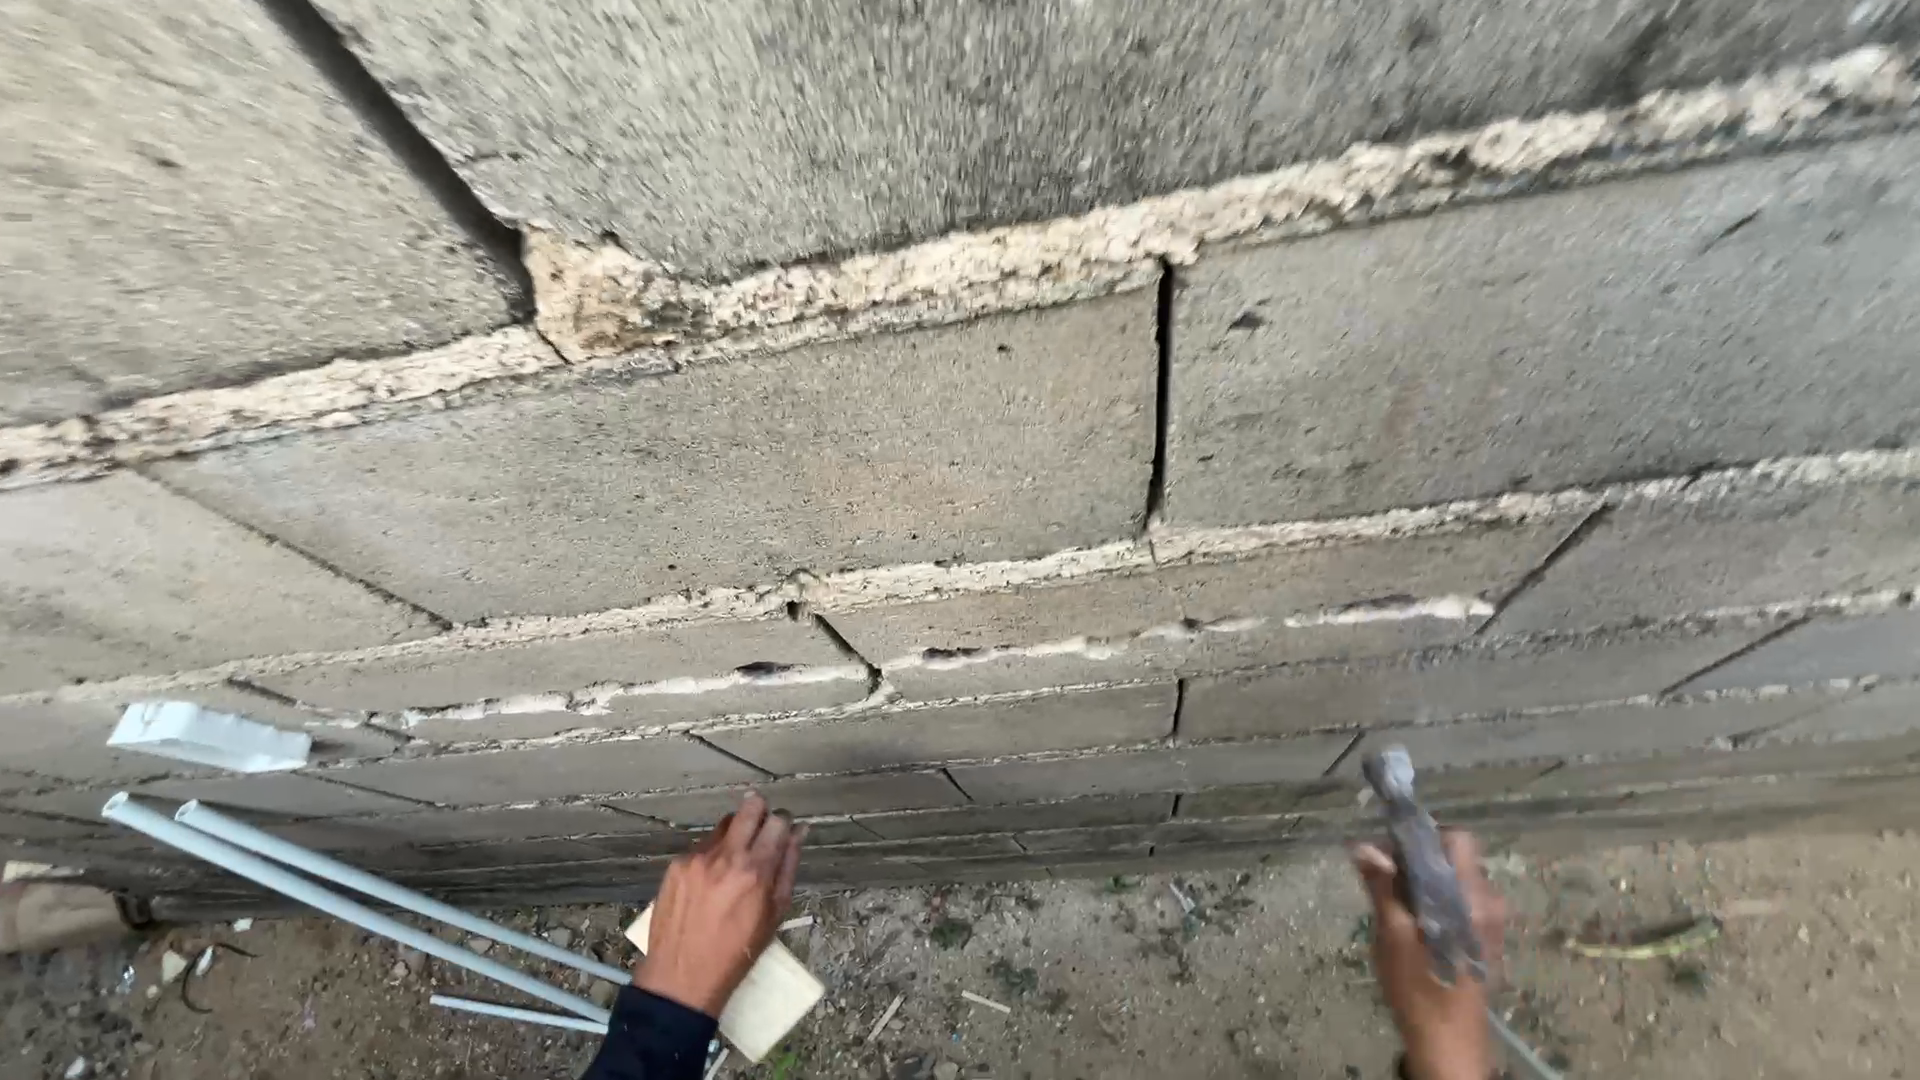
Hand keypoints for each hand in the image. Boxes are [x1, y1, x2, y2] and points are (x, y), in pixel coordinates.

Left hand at [634, 792, 805, 1016]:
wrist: (681, 978)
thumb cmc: (737, 951)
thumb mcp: (774, 913)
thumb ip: (788, 866)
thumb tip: (799, 831)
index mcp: (756, 870)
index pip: (778, 820)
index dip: (783, 823)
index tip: (781, 833)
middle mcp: (726, 856)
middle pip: (750, 806)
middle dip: (760, 812)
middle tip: (761, 831)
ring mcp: (697, 857)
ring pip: (725, 824)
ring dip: (735, 835)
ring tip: (732, 864)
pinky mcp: (676, 865)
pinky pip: (702, 846)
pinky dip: (711, 855)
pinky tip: (709, 882)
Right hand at [1352, 831, 1505, 1079]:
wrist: (1448, 1045)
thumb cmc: (1419, 987)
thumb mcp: (1392, 934)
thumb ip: (1381, 885)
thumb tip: (1362, 845)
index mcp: (1470, 899)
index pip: (1458, 840)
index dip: (1422, 835)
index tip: (1388, 846)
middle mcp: (1487, 904)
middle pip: (1453, 857)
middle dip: (1414, 857)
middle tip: (1379, 872)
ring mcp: (1489, 922)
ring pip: (1452, 877)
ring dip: (1420, 877)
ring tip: (1389, 897)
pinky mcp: (1482, 937)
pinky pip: (1457, 898)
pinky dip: (1431, 896)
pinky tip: (1407, 917)